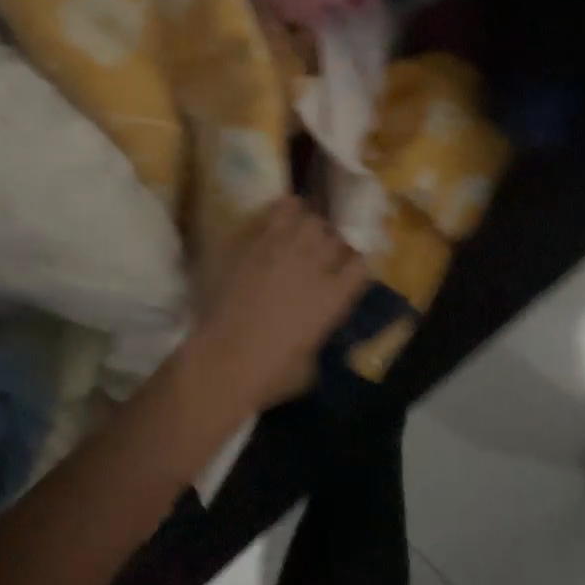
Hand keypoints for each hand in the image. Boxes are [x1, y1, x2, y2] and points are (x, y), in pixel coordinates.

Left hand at [182, 197, 370, 413]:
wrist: (222, 360)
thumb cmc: (269, 374)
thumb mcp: (307, 363)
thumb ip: (316, 334)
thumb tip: (311, 328)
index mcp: (333, 299)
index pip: (361, 265)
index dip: (356, 264)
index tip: (350, 268)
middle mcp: (315, 267)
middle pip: (335, 236)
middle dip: (331, 241)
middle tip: (320, 251)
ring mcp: (284, 251)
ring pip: (310, 219)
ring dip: (309, 224)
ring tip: (301, 230)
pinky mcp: (255, 244)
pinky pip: (277, 213)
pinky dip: (283, 210)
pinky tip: (282, 213)